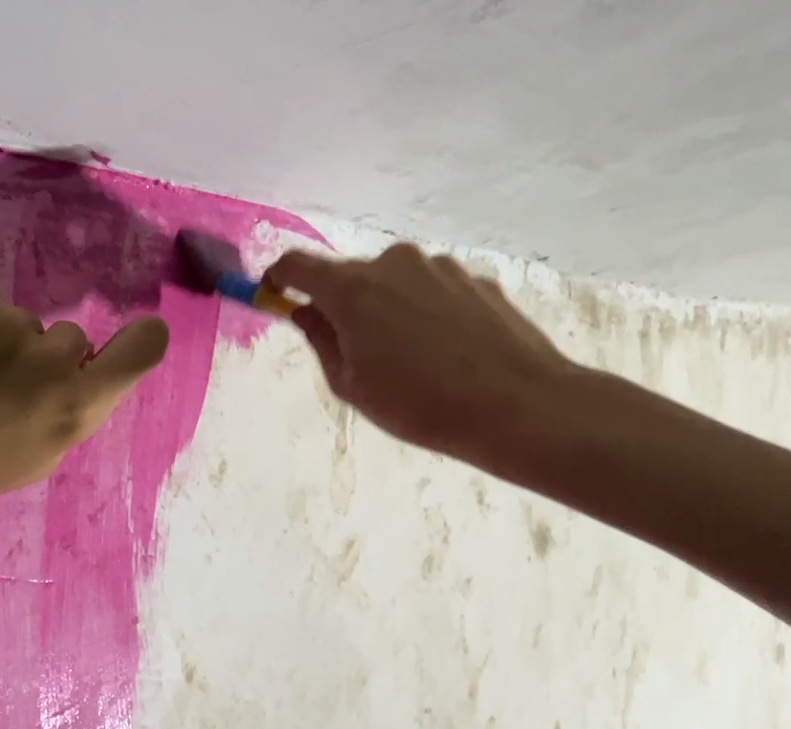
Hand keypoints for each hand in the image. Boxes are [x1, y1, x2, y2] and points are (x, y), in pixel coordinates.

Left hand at [0, 276, 169, 524]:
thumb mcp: (34, 460)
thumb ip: (72, 414)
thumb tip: (84, 375)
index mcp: (72, 409)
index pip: (144, 348)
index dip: (139, 339)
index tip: (130, 338)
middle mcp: (49, 358)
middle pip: (71, 339)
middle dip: (45, 361)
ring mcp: (4, 320)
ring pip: (21, 322)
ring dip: (1, 342)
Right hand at [264, 243, 577, 464]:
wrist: (515, 404)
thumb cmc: (417, 404)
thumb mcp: (350, 385)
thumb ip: (321, 341)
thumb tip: (306, 313)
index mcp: (353, 289)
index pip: (298, 264)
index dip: (279, 277)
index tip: (276, 295)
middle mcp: (394, 263)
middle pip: (350, 275)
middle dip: (341, 304)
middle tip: (352, 351)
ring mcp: (440, 267)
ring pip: (394, 282)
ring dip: (386, 309)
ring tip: (405, 357)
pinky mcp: (476, 279)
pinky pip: (431, 290)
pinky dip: (422, 312)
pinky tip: (442, 351)